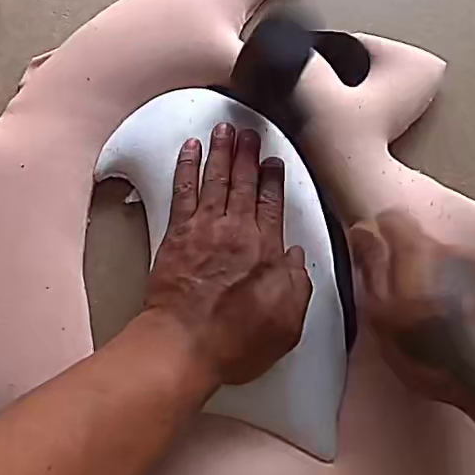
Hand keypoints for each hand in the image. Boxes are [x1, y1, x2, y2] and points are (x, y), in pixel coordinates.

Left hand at [142, 123, 312, 385]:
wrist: (184, 343)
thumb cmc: (232, 340)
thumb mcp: (287, 323)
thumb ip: (297, 284)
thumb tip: (296, 258)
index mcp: (266, 250)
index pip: (273, 203)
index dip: (274, 180)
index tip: (274, 163)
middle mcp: (237, 231)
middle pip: (245, 183)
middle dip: (249, 155)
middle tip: (250, 133)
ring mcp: (205, 228)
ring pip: (216, 179)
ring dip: (222, 152)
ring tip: (225, 130)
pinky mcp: (177, 233)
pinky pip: (183, 190)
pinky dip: (187, 167)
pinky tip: (190, 150)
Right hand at [349, 209, 474, 411]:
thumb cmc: (434, 352)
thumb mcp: (382, 313)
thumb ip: (369, 266)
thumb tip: (361, 234)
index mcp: (417, 251)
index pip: (390, 218)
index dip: (372, 232)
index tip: (362, 251)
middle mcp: (449, 252)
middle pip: (414, 239)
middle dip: (396, 258)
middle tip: (382, 290)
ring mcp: (474, 272)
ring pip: (435, 262)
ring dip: (421, 278)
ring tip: (410, 313)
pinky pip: (455, 282)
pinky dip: (443, 294)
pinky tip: (436, 324)